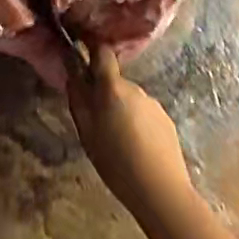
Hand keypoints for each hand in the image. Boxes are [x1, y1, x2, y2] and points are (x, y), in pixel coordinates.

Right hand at [66, 38, 193, 215]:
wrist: (161, 189)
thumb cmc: (116, 163)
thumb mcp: (87, 134)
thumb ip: (78, 101)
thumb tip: (72, 75)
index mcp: (112, 88)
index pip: (102, 53)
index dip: (92, 49)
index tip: (82, 54)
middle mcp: (134, 88)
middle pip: (115, 83)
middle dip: (105, 96)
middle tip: (98, 125)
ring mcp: (152, 102)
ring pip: (130, 100)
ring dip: (122, 112)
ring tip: (119, 145)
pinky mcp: (165, 119)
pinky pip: (144, 114)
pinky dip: (138, 125)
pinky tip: (137, 150)